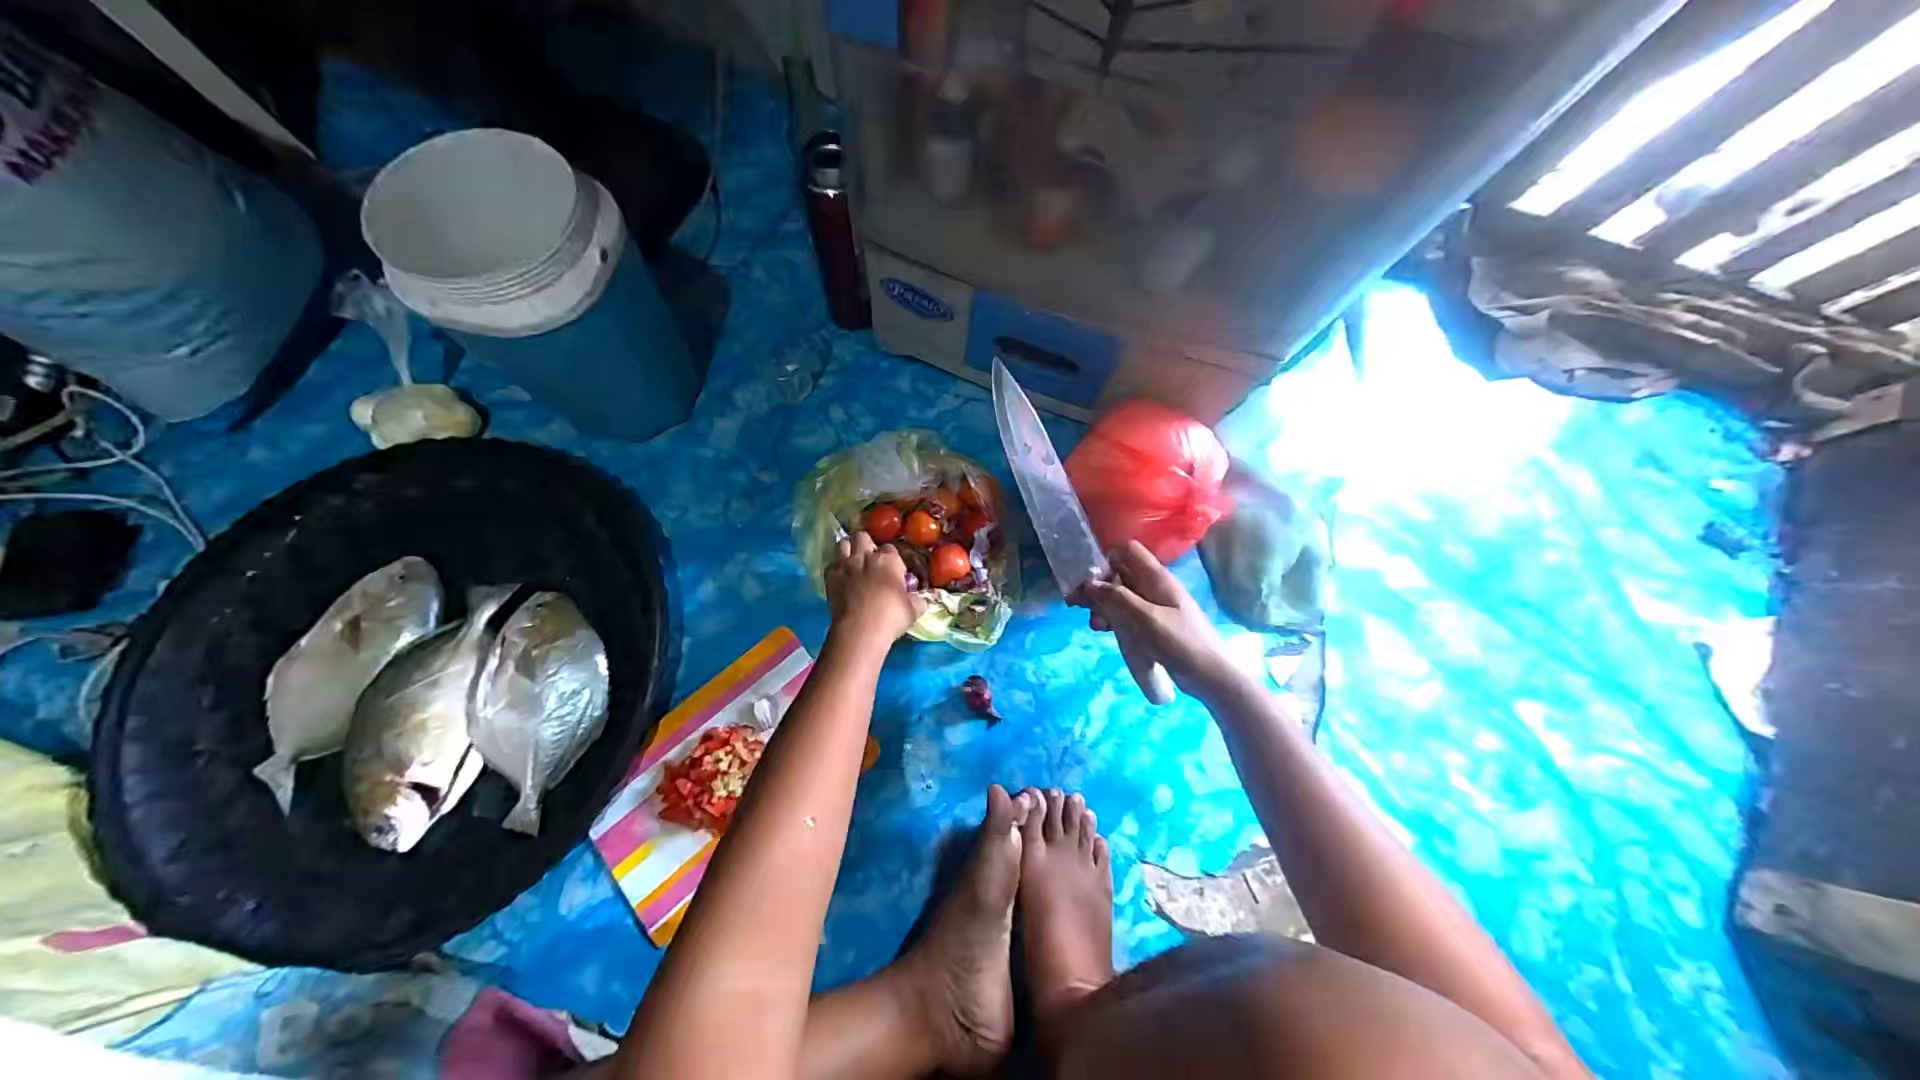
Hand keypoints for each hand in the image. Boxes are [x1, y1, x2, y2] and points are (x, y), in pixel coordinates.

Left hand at [826, 531, 925, 646]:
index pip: (890, 549)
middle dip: (867, 545)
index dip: (892, 560)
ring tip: (853, 562)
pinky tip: (841, 579)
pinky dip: (836, 569)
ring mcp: (845, 565)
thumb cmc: (890, 618)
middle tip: (870, 561)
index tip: (894, 573)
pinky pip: (831, 564)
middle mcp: (865, 556)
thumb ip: (917, 599)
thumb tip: (918, 599)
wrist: (860, 630)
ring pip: (843, 543)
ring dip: (848, 550)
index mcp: (888, 560)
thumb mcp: (913, 610)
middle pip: (863, 537)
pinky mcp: (830, 577)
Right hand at [1074, 541, 1239, 700]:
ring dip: (1103, 605)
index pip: (1128, 551)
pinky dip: (1113, 618)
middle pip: (1120, 574)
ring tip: (1095, 625)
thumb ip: (1117, 598)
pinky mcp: (1153, 624)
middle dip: (1098, 586)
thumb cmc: (1181, 642)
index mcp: (1156, 578)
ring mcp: (1154, 606)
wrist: (1211, 675)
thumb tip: (1090, 583)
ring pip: (1121, 595)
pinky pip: (1127, 613)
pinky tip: (1104, 631)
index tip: (1089, 580)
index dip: (1106, 559)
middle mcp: (1154, 587)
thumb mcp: (1146, 619)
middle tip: (1078, 605)